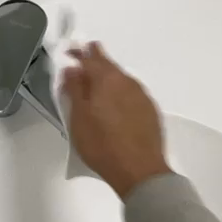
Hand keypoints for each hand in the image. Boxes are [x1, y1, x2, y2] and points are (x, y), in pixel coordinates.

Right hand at [61, 42, 172, 198]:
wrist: (140, 171)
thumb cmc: (102, 144)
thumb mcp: (79, 117)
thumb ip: (74, 89)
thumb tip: (72, 69)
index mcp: (107, 80)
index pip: (90, 58)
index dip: (79, 52)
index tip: (71, 50)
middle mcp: (127, 82)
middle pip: (109, 65)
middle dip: (95, 59)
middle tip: (85, 56)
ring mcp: (142, 96)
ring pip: (121, 78)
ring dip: (108, 76)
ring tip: (97, 82)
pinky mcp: (151, 111)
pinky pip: (131, 93)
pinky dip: (120, 91)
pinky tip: (115, 102)